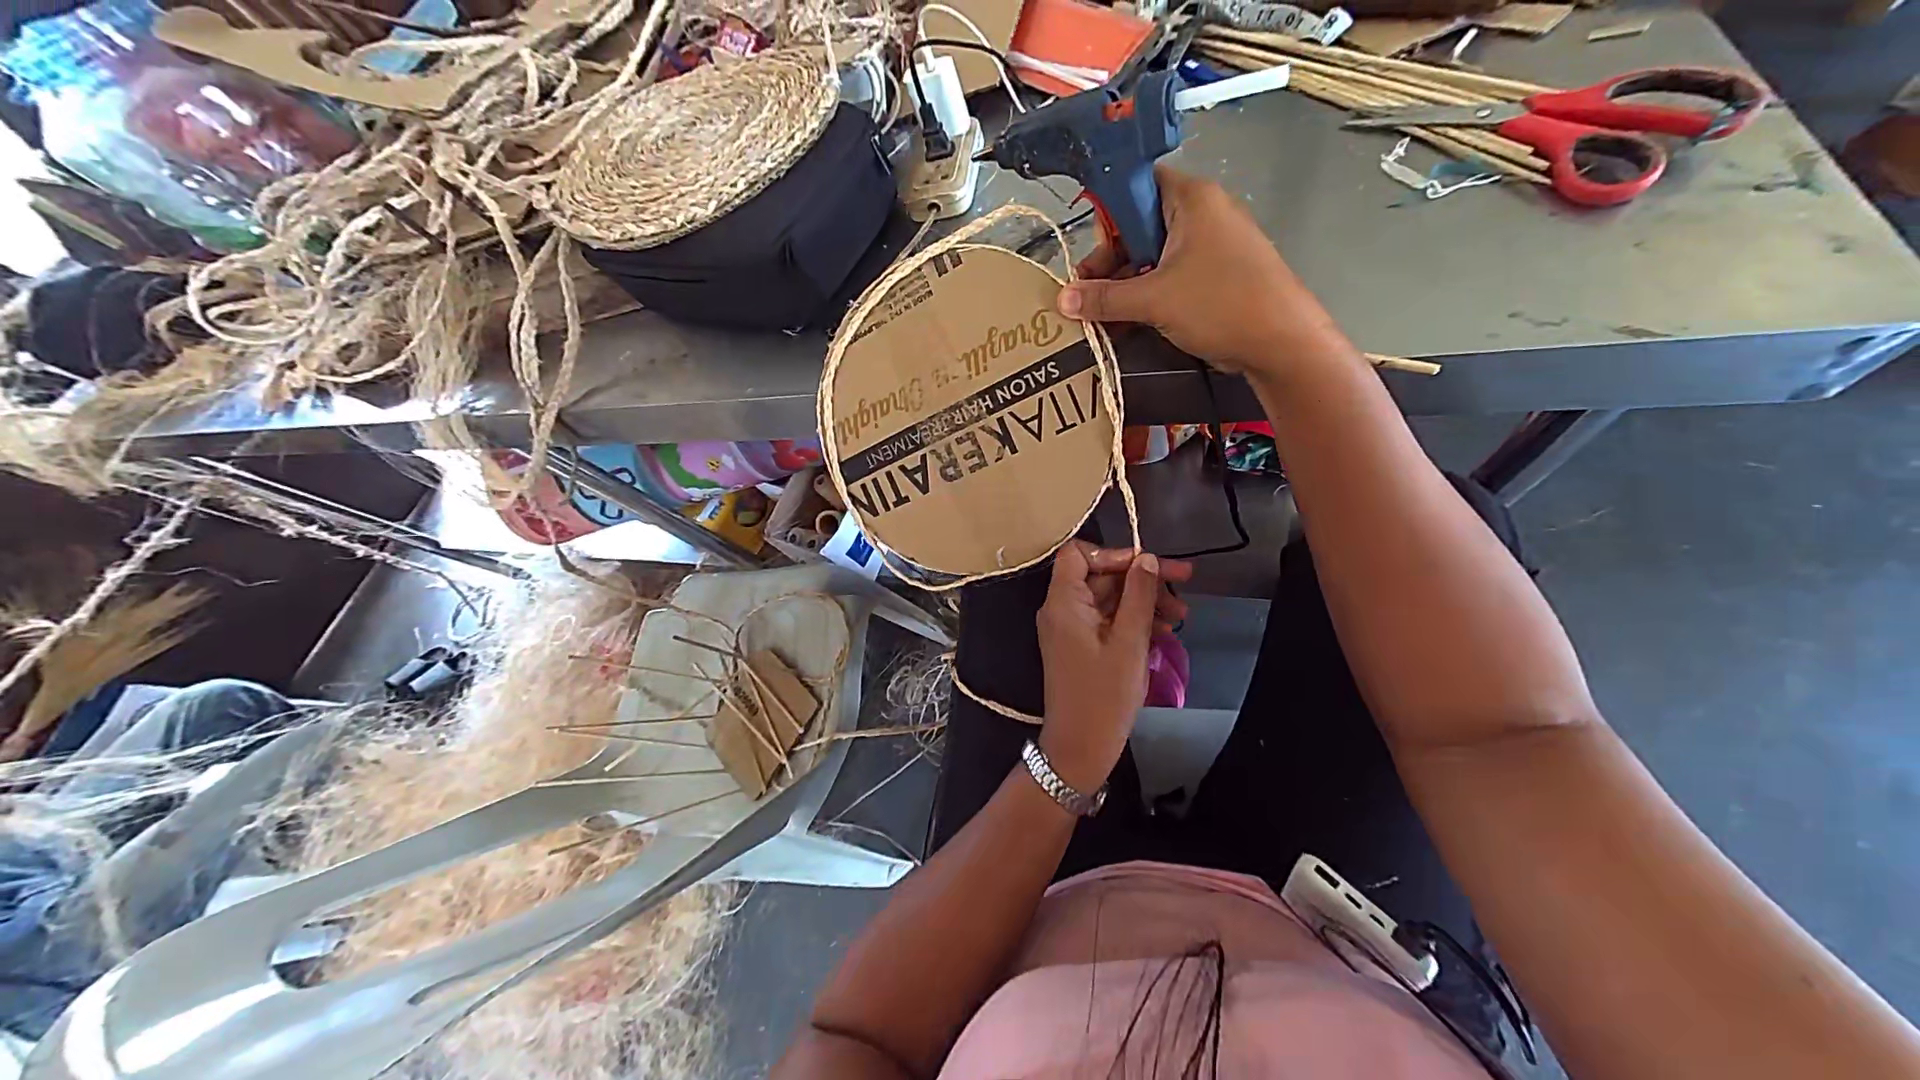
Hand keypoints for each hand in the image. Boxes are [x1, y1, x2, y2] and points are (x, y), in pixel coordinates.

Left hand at [1035, 542, 1192, 793]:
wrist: (1081, 747)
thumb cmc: (1104, 695)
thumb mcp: (1129, 641)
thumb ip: (1139, 595)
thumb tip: (1147, 559)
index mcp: (1064, 602)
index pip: (1078, 554)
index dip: (1113, 553)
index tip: (1147, 565)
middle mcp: (1062, 609)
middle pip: (1100, 575)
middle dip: (1141, 578)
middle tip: (1185, 583)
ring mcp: (1071, 628)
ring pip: (1108, 598)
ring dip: (1143, 600)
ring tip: (1180, 614)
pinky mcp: (1081, 645)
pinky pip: (1107, 620)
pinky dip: (1133, 620)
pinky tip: (1164, 630)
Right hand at [1057, 165, 1354, 381]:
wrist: (1281, 344)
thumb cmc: (1220, 304)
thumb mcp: (1153, 300)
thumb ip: (1104, 298)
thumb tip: (1062, 300)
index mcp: (1190, 199)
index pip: (1137, 184)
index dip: (1108, 213)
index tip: (1091, 251)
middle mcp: (1202, 215)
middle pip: (1140, 226)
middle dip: (1110, 262)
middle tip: (1089, 294)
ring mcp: (1211, 247)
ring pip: (1153, 257)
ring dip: (1125, 286)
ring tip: (1101, 317)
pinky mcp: (1215, 277)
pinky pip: (1170, 279)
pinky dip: (1147, 297)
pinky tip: (1125, 325)